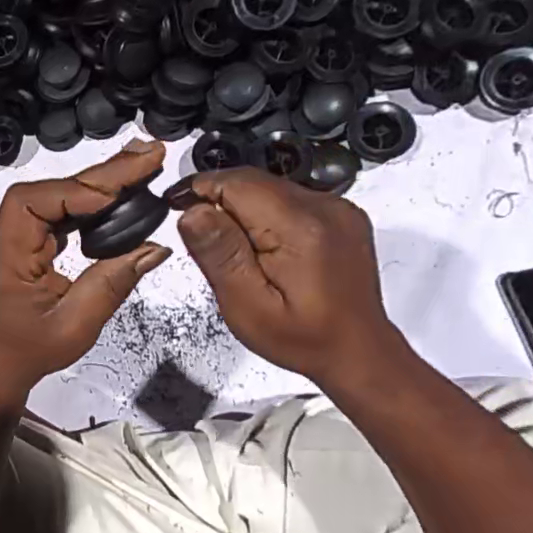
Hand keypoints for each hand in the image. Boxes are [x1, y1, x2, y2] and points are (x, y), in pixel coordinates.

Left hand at [0, 140, 171, 396]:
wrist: (5, 365)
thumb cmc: (31, 351)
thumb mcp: (76, 324)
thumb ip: (113, 283)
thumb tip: (154, 249)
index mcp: (9, 254)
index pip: (34, 202)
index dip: (76, 191)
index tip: (117, 191)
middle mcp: (11, 237)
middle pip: (53, 189)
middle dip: (102, 174)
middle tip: (148, 155)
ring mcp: (22, 237)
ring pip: (62, 195)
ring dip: (102, 181)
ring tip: (143, 166)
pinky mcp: (35, 242)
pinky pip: (65, 210)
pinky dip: (94, 199)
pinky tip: (121, 192)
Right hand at [176, 168, 400, 385]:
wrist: (356, 351)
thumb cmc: (305, 339)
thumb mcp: (248, 307)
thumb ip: (220, 255)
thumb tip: (193, 211)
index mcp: (301, 228)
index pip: (237, 183)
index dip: (201, 189)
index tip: (176, 203)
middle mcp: (325, 209)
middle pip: (254, 182)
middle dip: (220, 200)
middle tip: (200, 236)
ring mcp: (337, 209)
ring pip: (270, 189)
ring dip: (243, 209)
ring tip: (234, 251)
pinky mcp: (340, 216)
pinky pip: (290, 200)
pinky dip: (267, 216)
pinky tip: (263, 250)